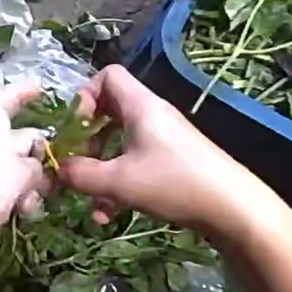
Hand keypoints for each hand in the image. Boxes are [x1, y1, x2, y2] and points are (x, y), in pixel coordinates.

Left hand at [0, 84, 51, 272]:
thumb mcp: (5, 182)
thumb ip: (30, 170)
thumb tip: (40, 170)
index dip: (19, 92)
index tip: (42, 88)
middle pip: (23, 140)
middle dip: (43, 154)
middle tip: (58, 177)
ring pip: (24, 170)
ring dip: (37, 185)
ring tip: (33, 205)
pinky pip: (15, 193)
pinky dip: (24, 201)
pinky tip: (25, 215)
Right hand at [55, 65, 260, 233]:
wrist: (236, 210)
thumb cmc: (175, 184)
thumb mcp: (118, 181)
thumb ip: (80, 174)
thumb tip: (56, 169)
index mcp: (140, 107)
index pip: (107, 76)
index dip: (83, 97)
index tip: (74, 129)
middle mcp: (152, 116)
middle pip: (108, 111)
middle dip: (86, 140)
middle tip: (77, 163)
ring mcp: (163, 140)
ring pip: (118, 143)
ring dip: (99, 169)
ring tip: (91, 197)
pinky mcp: (172, 163)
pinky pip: (133, 164)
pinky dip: (117, 184)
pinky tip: (109, 215)